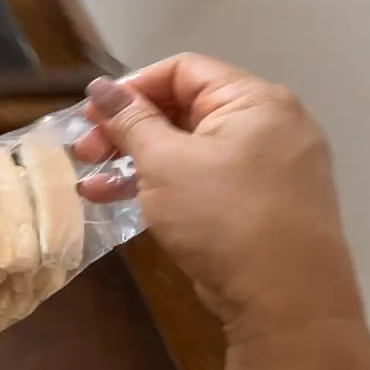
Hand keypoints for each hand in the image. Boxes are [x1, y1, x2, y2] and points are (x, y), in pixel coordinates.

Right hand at [73, 53, 363, 342]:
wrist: (284, 298)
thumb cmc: (221, 217)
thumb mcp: (164, 163)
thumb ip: (130, 120)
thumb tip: (100, 87)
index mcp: (253, 102)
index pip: (182, 70)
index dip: (131, 88)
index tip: (91, 117)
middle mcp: (267, 124)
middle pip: (183, 107)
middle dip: (127, 128)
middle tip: (86, 153)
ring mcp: (266, 164)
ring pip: (187, 146)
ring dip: (135, 159)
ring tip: (93, 184)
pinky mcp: (257, 200)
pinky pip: (201, 176)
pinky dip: (162, 182)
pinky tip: (122, 201)